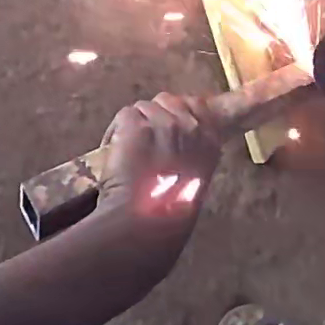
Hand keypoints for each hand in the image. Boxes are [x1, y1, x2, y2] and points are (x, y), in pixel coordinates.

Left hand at [95, 93, 219, 238]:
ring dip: (134, 125)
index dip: (177, 111)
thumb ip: (194, 150)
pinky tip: (115, 151)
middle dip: (154, 116)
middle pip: (166, 100)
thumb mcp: (197, 176)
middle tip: (144, 140)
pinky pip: (124, 115)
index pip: (197, 103)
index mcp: (209, 139)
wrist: (145, 224)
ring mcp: (163, 123)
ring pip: (142, 108)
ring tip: (128, 149)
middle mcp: (190, 125)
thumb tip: (178, 139)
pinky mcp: (136, 126)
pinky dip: (115, 132)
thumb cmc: (171, 212)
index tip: (167, 126)